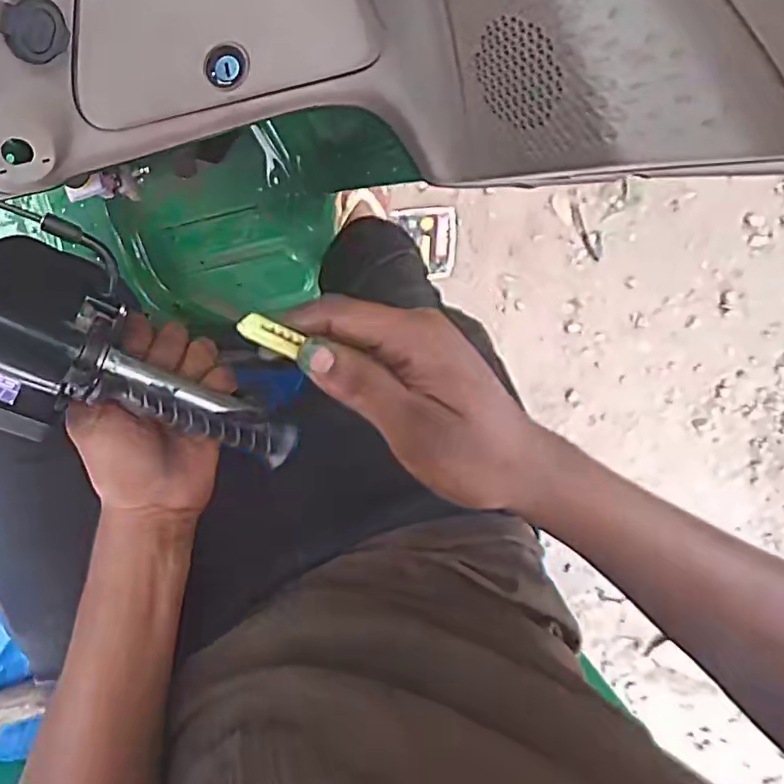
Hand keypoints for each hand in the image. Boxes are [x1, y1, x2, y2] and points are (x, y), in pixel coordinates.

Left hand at [66, 317, 236, 526]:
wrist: (151, 502)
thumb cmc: (116, 466)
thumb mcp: (85, 422)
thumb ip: (87, 383)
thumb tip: (91, 353)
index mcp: (126, 373)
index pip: (139, 330)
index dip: (140, 334)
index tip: (136, 351)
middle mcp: (158, 374)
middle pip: (174, 334)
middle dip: (167, 349)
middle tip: (156, 378)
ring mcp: (187, 387)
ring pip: (201, 348)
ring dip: (193, 364)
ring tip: (179, 392)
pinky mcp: (213, 404)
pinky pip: (223, 376)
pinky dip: (216, 382)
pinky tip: (200, 400)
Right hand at [284, 296, 570, 513]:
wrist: (526, 470)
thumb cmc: (473, 457)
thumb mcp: (413, 428)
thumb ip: (362, 385)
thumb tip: (310, 353)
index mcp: (415, 336)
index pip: (340, 314)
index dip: (293, 322)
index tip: (257, 338)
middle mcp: (417, 325)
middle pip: (345, 315)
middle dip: (300, 329)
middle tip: (263, 355)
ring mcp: (420, 336)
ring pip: (354, 328)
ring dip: (318, 341)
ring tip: (282, 362)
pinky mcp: (420, 352)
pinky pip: (369, 342)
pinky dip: (339, 352)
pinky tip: (324, 371)